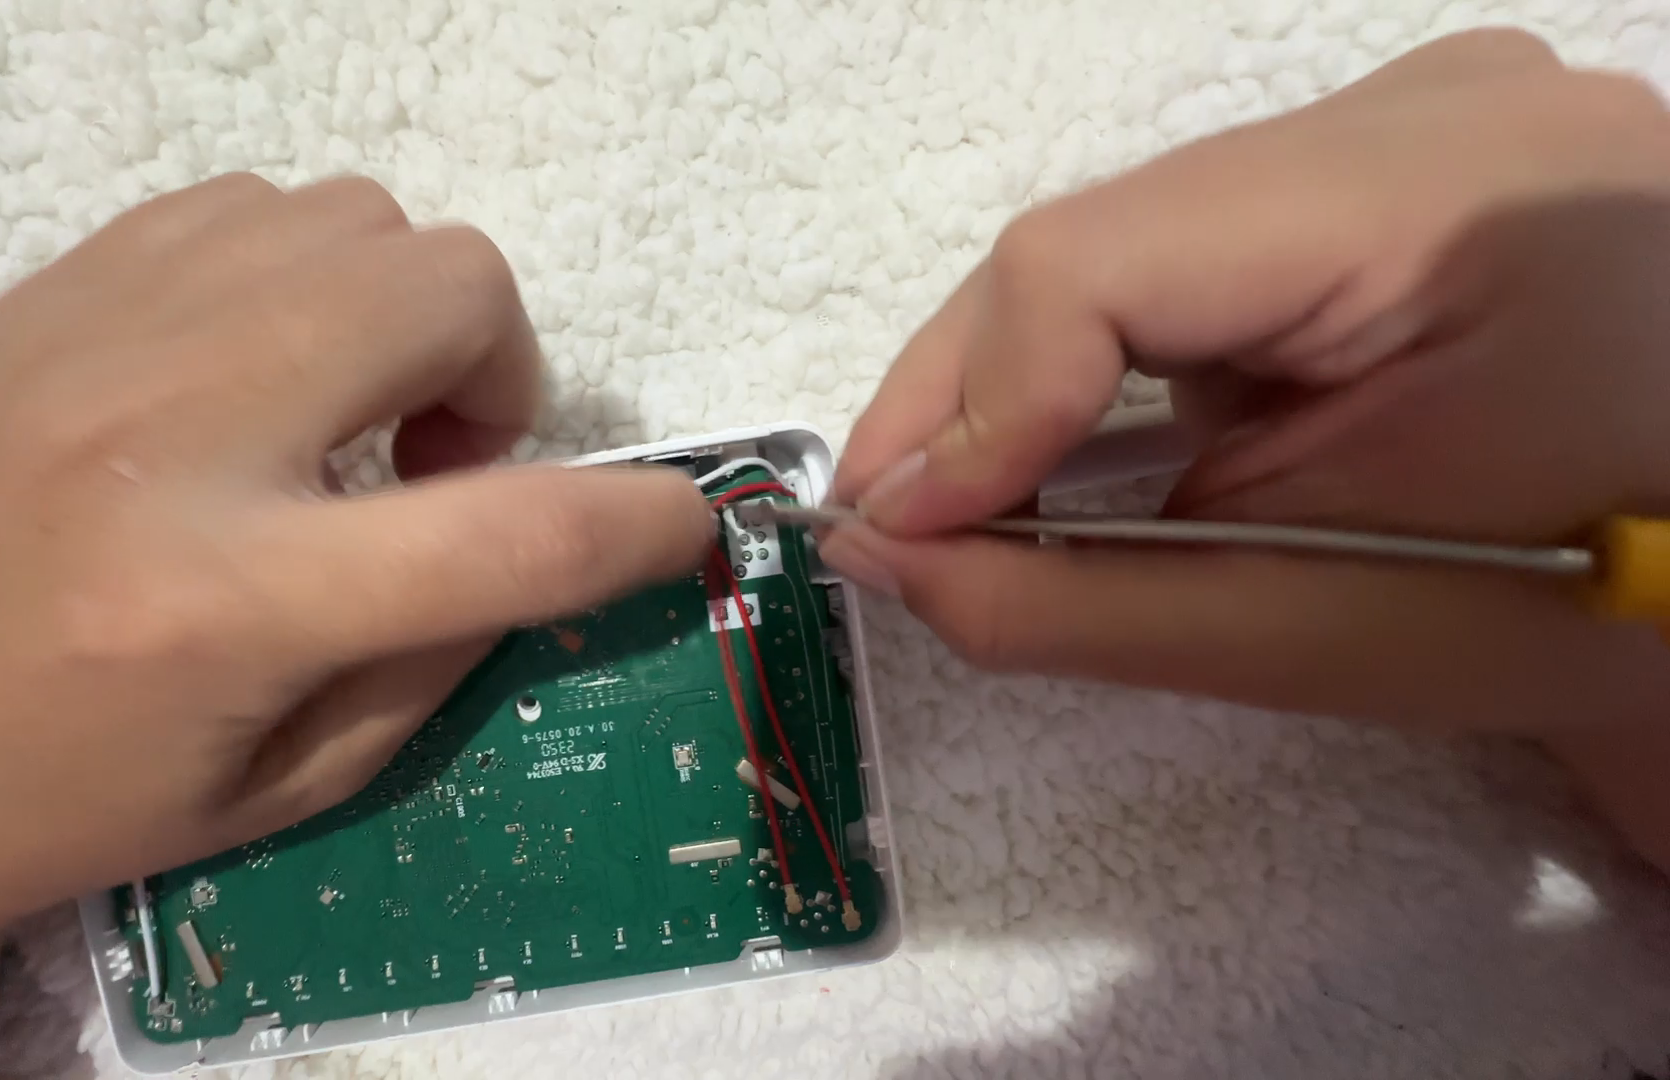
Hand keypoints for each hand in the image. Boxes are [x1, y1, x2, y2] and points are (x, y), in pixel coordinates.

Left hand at [0, 175, 713, 1013]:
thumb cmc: (85, 799)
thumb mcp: (315, 771)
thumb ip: (457, 636)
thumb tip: (548, 534)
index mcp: (236, 600)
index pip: (516, 531)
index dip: (641, 519)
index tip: (686, 519)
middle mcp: (173, 432)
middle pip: (449, 286)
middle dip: (503, 375)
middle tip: (447, 465)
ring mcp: (97, 332)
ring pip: (365, 219)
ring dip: (413, 322)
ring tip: (357, 418)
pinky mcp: (52, 286)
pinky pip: (263, 206)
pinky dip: (320, 281)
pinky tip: (277, 373)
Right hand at [825, 30, 1669, 734]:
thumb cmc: (1543, 616)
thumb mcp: (1277, 632)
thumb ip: (1044, 606)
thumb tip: (866, 553)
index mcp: (1438, 203)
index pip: (1090, 268)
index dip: (966, 411)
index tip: (895, 527)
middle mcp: (1390, 122)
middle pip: (1064, 255)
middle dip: (947, 406)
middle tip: (882, 517)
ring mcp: (1357, 139)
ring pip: (1077, 262)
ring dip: (985, 391)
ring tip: (939, 496)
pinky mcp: (1319, 188)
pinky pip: (1122, 273)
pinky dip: (1049, 371)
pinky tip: (1026, 447)